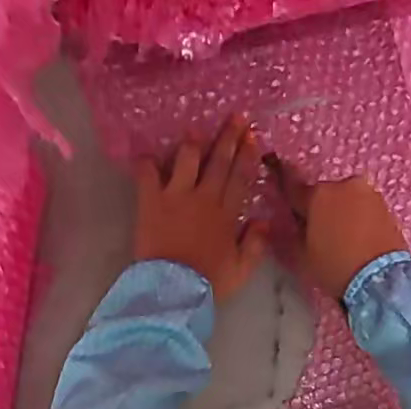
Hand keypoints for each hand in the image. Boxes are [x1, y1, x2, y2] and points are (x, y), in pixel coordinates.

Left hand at [134, 115, 269, 302]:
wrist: (174, 290)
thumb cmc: (208, 284)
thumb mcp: (240, 271)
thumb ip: (254, 246)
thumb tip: (263, 222)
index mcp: (227, 215)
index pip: (241, 178)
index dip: (247, 156)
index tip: (252, 137)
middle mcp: (204, 198)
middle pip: (219, 161)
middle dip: (229, 137)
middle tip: (236, 117)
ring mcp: (176, 196)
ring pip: (187, 158)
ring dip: (193, 144)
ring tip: (196, 132)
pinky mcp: (151, 201)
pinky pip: (147, 172)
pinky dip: (147, 162)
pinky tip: (148, 155)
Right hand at [272, 162, 407, 299]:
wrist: (380, 279)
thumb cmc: (334, 269)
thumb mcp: (303, 256)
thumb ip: (294, 233)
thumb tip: (293, 222)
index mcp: (318, 195)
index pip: (294, 186)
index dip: (284, 183)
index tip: (277, 174)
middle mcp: (343, 185)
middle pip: (325, 195)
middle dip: (320, 210)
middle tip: (319, 233)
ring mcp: (368, 193)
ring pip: (346, 200)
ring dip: (341, 214)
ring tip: (341, 240)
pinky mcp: (386, 206)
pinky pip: (363, 209)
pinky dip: (358, 220)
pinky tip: (357, 240)